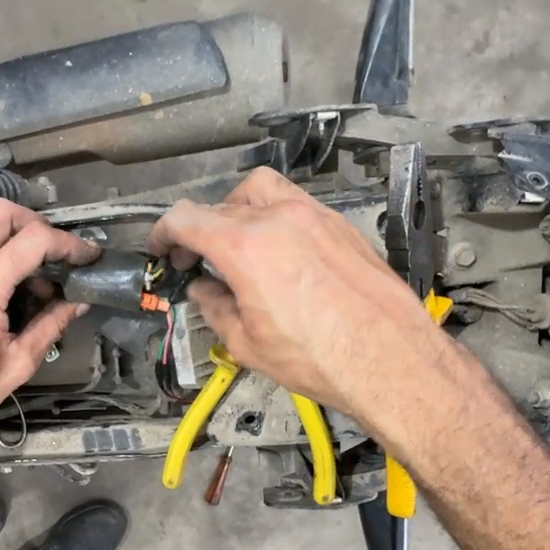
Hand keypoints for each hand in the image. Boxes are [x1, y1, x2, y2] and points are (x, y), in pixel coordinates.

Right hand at [147, 168, 466, 447]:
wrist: (387, 358)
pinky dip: (273, 217)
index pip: (187, 218)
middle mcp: (280, 219)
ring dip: (237, 210)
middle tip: (195, 259)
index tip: (162, 247)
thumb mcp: (246, 343)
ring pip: (260, 190)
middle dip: (200, 230)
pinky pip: (295, 204)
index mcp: (246, 247)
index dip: (164, 232)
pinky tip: (275, 252)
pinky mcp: (339, 225)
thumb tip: (205, 292)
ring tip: (235, 244)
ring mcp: (314, 216)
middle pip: (222, 204)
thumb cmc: (321, 357)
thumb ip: (216, 308)